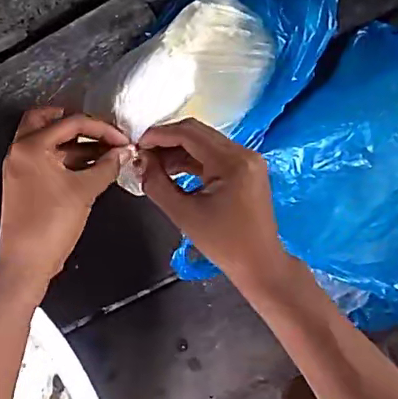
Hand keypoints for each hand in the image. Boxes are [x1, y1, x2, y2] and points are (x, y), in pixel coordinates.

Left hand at [0, 107, 128, 292]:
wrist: (26, 262)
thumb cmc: (50, 225)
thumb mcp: (84, 191)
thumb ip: (106, 166)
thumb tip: (122, 153)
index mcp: (30, 146)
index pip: (70, 122)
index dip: (101, 128)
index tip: (121, 138)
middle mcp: (19, 151)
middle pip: (48, 120)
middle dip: (76, 123)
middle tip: (101, 131)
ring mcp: (19, 166)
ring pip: (47, 140)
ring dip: (73, 141)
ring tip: (103, 150)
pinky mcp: (23, 182)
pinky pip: (45, 158)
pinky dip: (66, 157)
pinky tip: (90, 166)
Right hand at [135, 118, 287, 283]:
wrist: (261, 266)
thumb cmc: (224, 244)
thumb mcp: (183, 214)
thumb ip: (157, 183)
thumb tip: (140, 161)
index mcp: (232, 161)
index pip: (188, 134)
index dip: (158, 135)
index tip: (136, 144)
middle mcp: (243, 153)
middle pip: (196, 133)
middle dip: (166, 140)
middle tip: (142, 154)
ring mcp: (247, 160)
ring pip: (203, 142)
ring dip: (177, 150)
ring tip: (153, 165)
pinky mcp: (245, 168)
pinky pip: (212, 154)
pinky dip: (190, 159)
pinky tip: (172, 170)